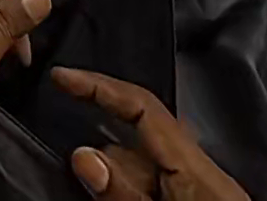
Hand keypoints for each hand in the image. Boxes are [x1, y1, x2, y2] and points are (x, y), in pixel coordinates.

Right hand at [52, 67, 250, 200]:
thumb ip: (125, 197)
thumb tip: (85, 157)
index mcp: (201, 176)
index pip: (142, 107)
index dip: (98, 86)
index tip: (62, 78)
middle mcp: (204, 181)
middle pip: (138, 146)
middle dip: (103, 158)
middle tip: (75, 177)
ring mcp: (202, 198)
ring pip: (143, 174)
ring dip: (116, 185)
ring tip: (96, 195)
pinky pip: (156, 192)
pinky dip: (132, 197)